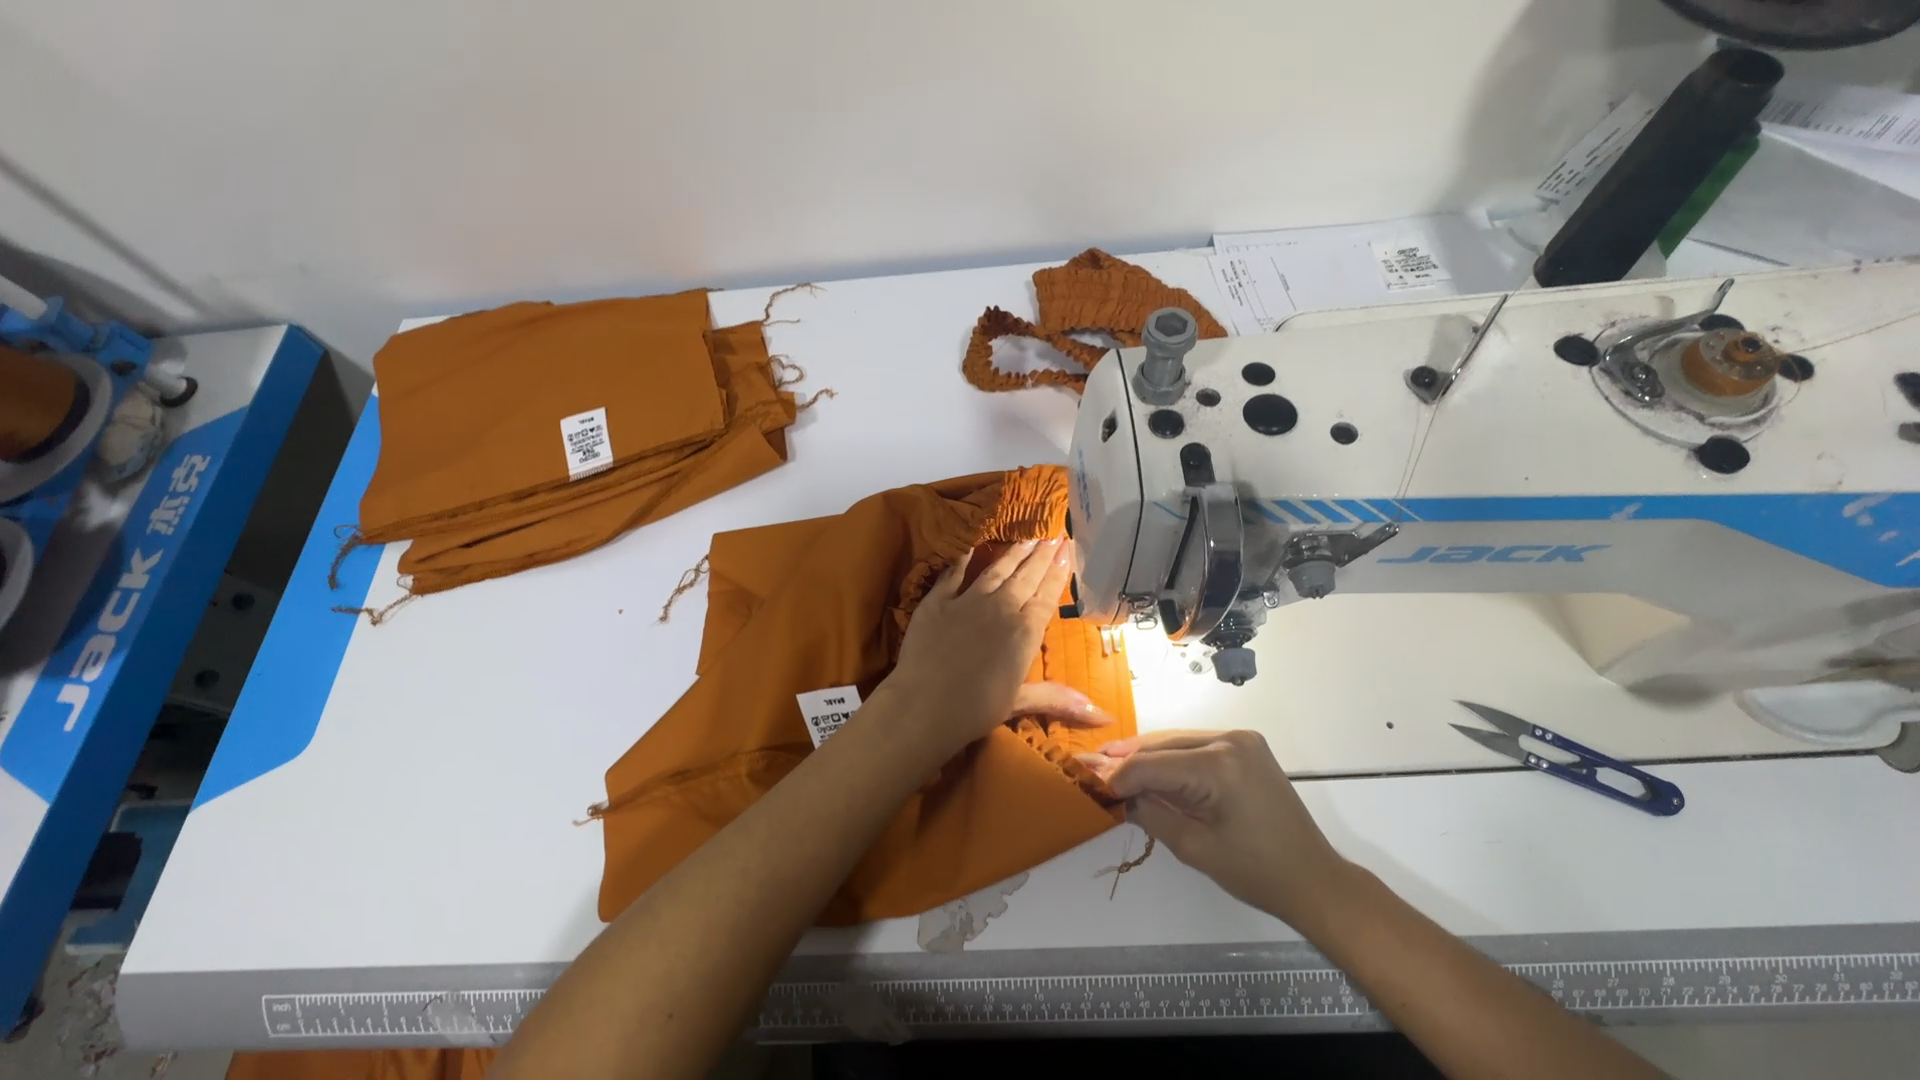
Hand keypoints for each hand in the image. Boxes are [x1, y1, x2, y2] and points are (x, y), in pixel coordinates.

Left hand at [877, 540, 1099, 758]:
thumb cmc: (976, 709)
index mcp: (1025, 632)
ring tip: (1027, 539)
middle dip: (1041, 555)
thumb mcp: (1019, 703)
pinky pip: (954, 573)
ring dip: (1013, 553)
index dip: (1058, 572)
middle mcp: (1001, 608)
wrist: (924, 705)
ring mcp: (967, 601)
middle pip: (1026, 576)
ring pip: (996, 570)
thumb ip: (1058, 698)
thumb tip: (1106, 716)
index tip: (1067, 550)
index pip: (1047, 595)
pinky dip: (964, 559)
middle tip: (1052, 535)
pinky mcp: (937, 601)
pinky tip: (972, 548)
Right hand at [1082, 730, 1346, 921]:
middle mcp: (1230, 740)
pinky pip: (1194, 746)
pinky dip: (1170, 758)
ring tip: (1108, 768)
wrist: (1313, 878)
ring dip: (1145, 756)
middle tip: (1087, 769)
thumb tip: (1114, 796)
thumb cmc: (1256, 872)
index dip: (1115, 776)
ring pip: (1175, 741)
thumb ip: (1150, 813)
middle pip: (1161, 745)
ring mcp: (1241, 739)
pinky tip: (1146, 770)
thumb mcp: (1193, 847)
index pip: (1150, 765)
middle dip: (1125, 760)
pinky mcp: (1246, 746)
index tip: (1086, 785)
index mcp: (1219, 766)